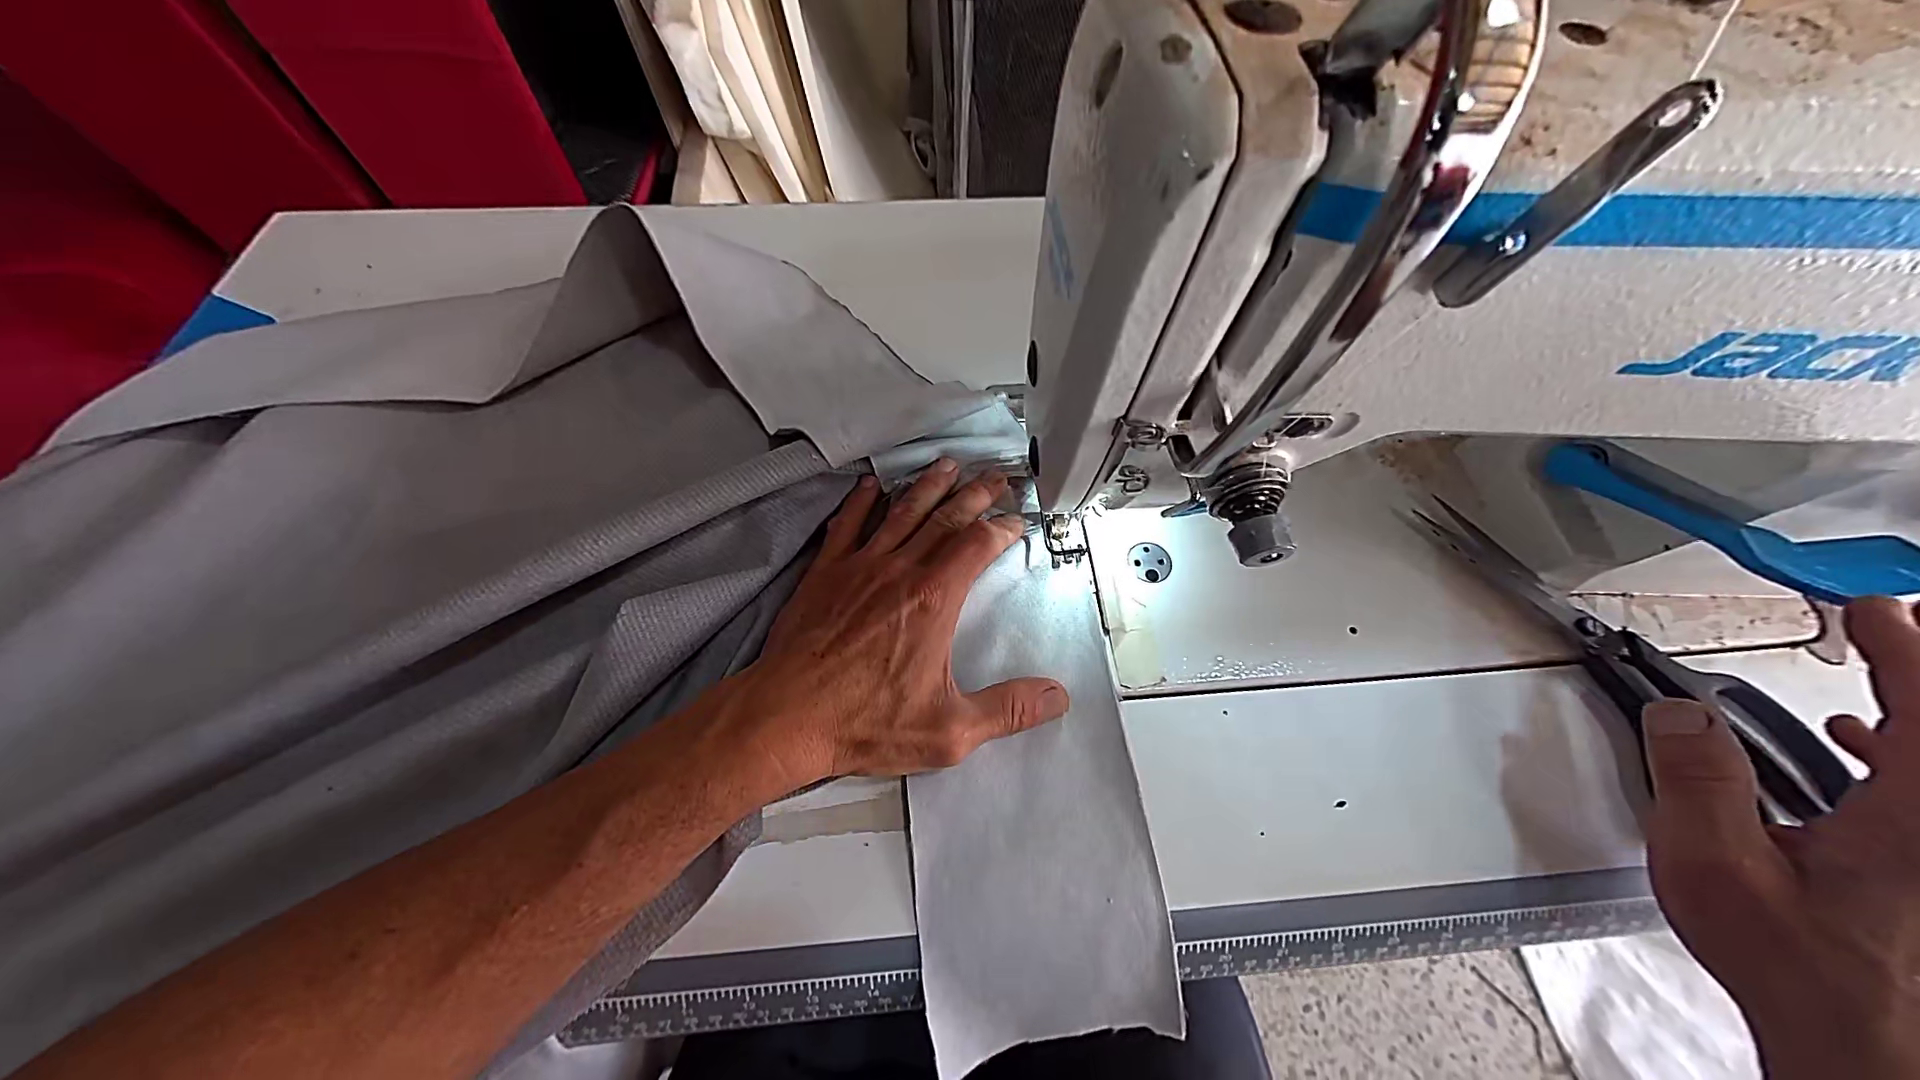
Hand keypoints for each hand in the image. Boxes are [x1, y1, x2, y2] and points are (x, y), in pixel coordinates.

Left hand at [721, 460, 1068, 795]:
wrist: (788, 715)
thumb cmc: (862, 721)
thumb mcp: (949, 729)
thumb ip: (1007, 709)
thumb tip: (1054, 697)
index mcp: (933, 600)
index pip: (978, 545)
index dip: (1002, 528)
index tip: (1016, 521)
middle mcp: (899, 572)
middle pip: (946, 518)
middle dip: (974, 494)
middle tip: (993, 476)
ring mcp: (859, 567)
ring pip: (902, 512)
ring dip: (928, 485)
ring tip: (947, 465)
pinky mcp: (826, 573)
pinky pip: (847, 524)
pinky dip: (860, 501)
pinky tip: (870, 486)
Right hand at [1642, 597, 1919, 1079]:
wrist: (1864, 1049)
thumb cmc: (1799, 966)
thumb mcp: (1718, 866)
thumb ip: (1698, 782)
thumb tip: (1681, 712)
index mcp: (1914, 818)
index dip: (1900, 646)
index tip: (1867, 606)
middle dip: (1916, 667)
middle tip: (1885, 621)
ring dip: (1911, 705)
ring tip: (1880, 666)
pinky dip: (1895, 748)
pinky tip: (1856, 743)